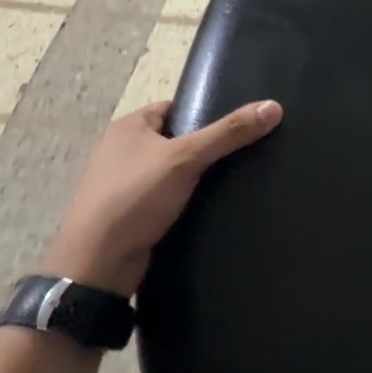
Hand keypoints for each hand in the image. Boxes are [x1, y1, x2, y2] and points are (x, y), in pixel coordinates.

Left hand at [41, 99, 282, 296]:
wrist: (96, 266)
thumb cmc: (135, 197)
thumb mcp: (186, 158)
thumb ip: (229, 132)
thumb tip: (274, 106)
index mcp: (127, 127)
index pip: (176, 107)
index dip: (206, 112)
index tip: (238, 125)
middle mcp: (121, 151)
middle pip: (176, 139)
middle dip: (206, 147)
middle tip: (242, 152)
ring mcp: (121, 185)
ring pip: (172, 171)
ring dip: (196, 177)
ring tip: (234, 179)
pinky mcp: (128, 214)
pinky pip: (165, 198)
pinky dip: (184, 200)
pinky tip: (209, 207)